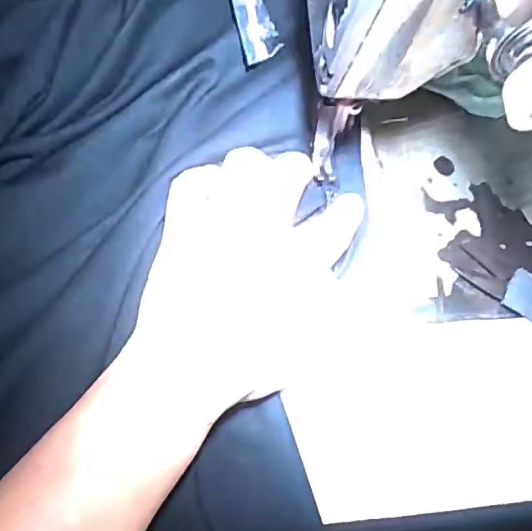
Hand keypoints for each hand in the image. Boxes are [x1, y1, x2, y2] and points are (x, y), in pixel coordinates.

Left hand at [121, 147, 364, 413]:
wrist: (187, 365)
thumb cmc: (249, 366)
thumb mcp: (307, 345)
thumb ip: (326, 307)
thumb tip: (332, 282)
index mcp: (301, 261)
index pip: (336, 221)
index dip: (347, 210)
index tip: (349, 206)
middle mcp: (264, 231)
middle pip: (288, 173)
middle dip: (299, 169)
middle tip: (299, 175)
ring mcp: (220, 222)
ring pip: (243, 164)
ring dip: (255, 166)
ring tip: (256, 176)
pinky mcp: (183, 227)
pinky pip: (193, 181)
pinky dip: (206, 179)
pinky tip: (213, 190)